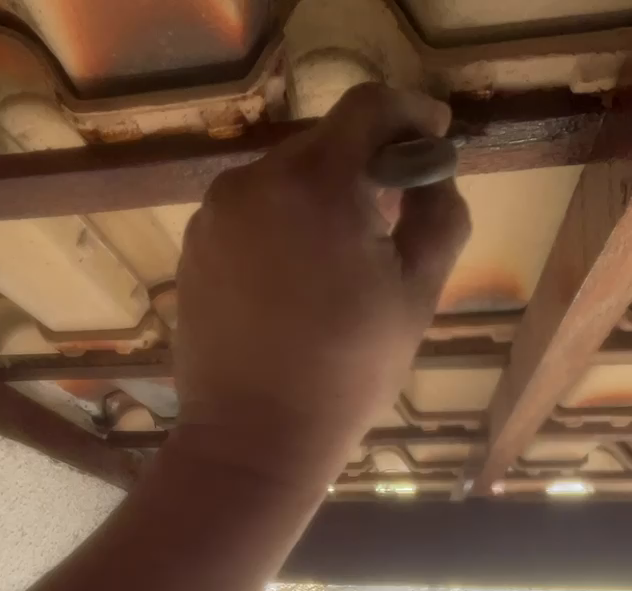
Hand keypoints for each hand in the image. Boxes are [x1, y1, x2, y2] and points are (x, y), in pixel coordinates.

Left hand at [166, 83, 471, 489]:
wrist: (252, 439)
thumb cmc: (345, 374)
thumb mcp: (417, 296)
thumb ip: (439, 216)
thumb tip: (432, 177)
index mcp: (314, 185)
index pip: (368, 109)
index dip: (408, 116)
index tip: (432, 139)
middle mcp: (251, 183)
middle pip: (321, 145)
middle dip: (364, 167)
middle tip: (392, 214)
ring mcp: (212, 218)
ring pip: (281, 182)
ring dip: (318, 201)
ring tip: (340, 258)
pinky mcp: (193, 252)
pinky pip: (248, 217)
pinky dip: (279, 229)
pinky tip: (294, 281)